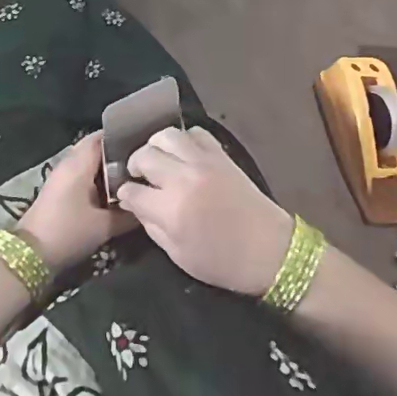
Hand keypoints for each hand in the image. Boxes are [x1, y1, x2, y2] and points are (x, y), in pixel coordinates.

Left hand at [17, 133, 136, 271]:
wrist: (31, 254)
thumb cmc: (69, 232)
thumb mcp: (104, 226)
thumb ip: (129, 214)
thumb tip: (147, 204)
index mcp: (79, 163)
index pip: (103, 136)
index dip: (124, 136)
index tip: (145, 143)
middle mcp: (69, 163)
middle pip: (97, 148)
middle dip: (119, 154)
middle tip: (144, 162)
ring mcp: (62, 176)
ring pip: (90, 163)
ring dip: (109, 168)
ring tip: (135, 176)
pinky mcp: (60, 190)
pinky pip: (83, 175)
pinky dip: (99, 179)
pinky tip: (115, 192)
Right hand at [116, 126, 293, 296]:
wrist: (271, 251)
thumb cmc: (223, 262)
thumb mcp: (178, 255)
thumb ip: (151, 226)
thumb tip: (135, 204)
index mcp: (171, 209)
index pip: (132, 192)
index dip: (124, 194)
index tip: (126, 197)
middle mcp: (183, 178)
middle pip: (144, 156)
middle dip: (134, 166)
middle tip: (138, 176)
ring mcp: (203, 162)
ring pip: (166, 135)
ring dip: (154, 145)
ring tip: (156, 158)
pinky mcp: (221, 155)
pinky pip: (196, 133)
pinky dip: (184, 139)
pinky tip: (182, 153)